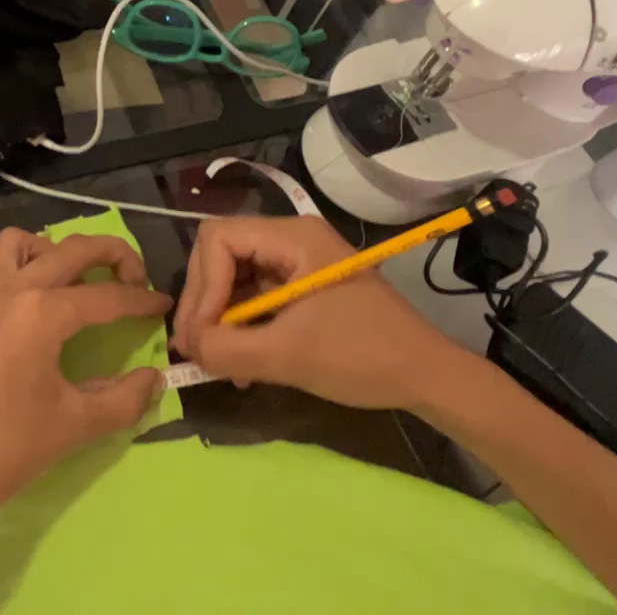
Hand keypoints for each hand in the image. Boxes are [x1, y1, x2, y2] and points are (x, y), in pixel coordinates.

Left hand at [0, 227, 171, 529]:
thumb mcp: (71, 427)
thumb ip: (122, 400)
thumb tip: (155, 379)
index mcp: (44, 312)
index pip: (108, 296)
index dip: (142, 300)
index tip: (163, 306)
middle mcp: (10, 286)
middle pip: (72, 249)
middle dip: (112, 253)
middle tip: (133, 276)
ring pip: (19, 242)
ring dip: (50, 250)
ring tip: (65, 281)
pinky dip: (2, 264)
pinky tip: (10, 295)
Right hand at [171, 216, 472, 410]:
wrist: (428, 377)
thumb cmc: (362, 356)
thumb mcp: (289, 356)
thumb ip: (229, 350)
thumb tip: (188, 350)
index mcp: (293, 238)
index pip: (219, 239)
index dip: (202, 285)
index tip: (202, 334)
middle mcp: (291, 240)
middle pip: (221, 256)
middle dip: (204, 304)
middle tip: (196, 350)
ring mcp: (297, 263)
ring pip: (234, 280)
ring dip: (219, 321)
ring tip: (216, 364)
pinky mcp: (302, 288)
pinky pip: (255, 298)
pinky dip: (241, 329)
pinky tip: (241, 366)